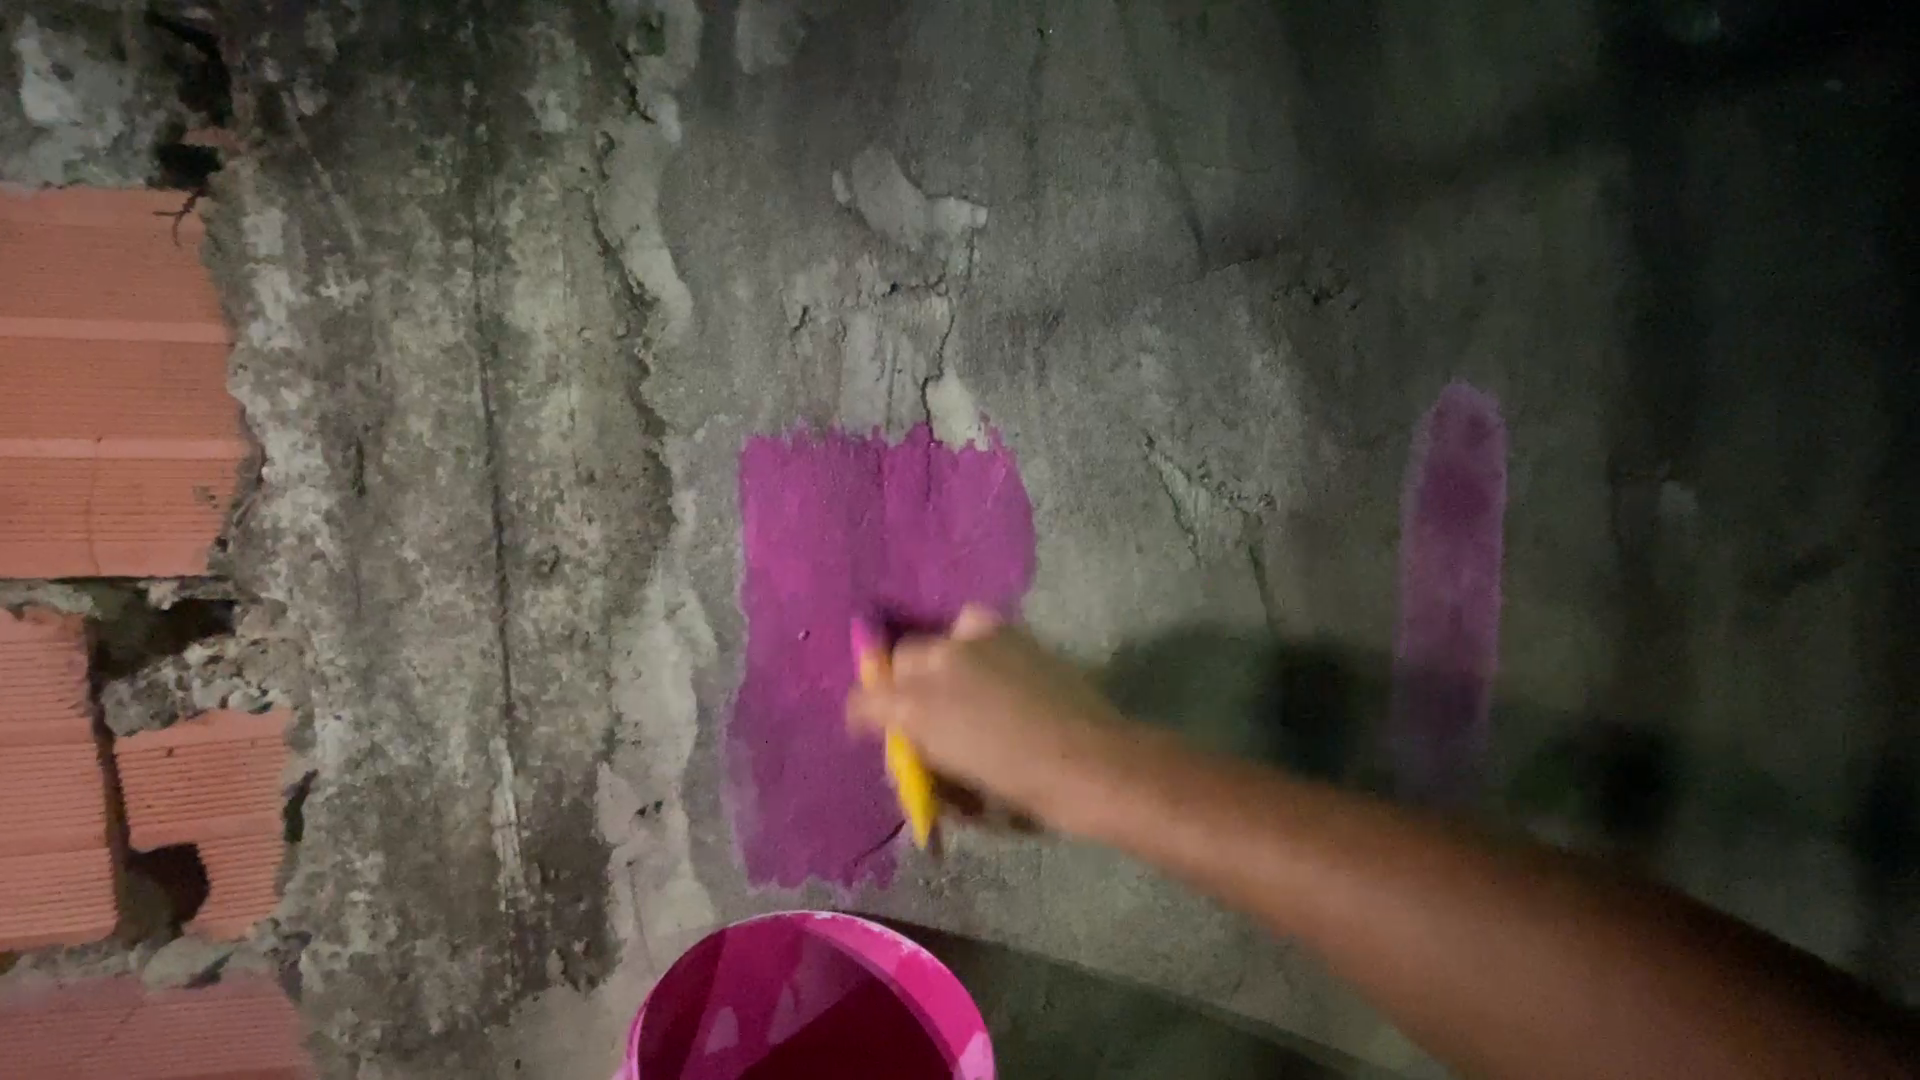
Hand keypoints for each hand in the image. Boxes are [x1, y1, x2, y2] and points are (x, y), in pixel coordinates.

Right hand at [846, 606, 1136, 831]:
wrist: (1088, 762)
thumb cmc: (1021, 795)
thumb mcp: (959, 795)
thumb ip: (927, 765)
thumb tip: (918, 754)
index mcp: (916, 710)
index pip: (864, 702)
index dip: (863, 715)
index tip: (872, 727)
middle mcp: (936, 665)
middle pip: (899, 661)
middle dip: (901, 684)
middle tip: (924, 710)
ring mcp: (973, 642)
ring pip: (936, 641)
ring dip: (937, 661)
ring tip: (958, 683)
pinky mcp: (1008, 632)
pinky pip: (974, 627)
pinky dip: (973, 644)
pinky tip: (991, 665)